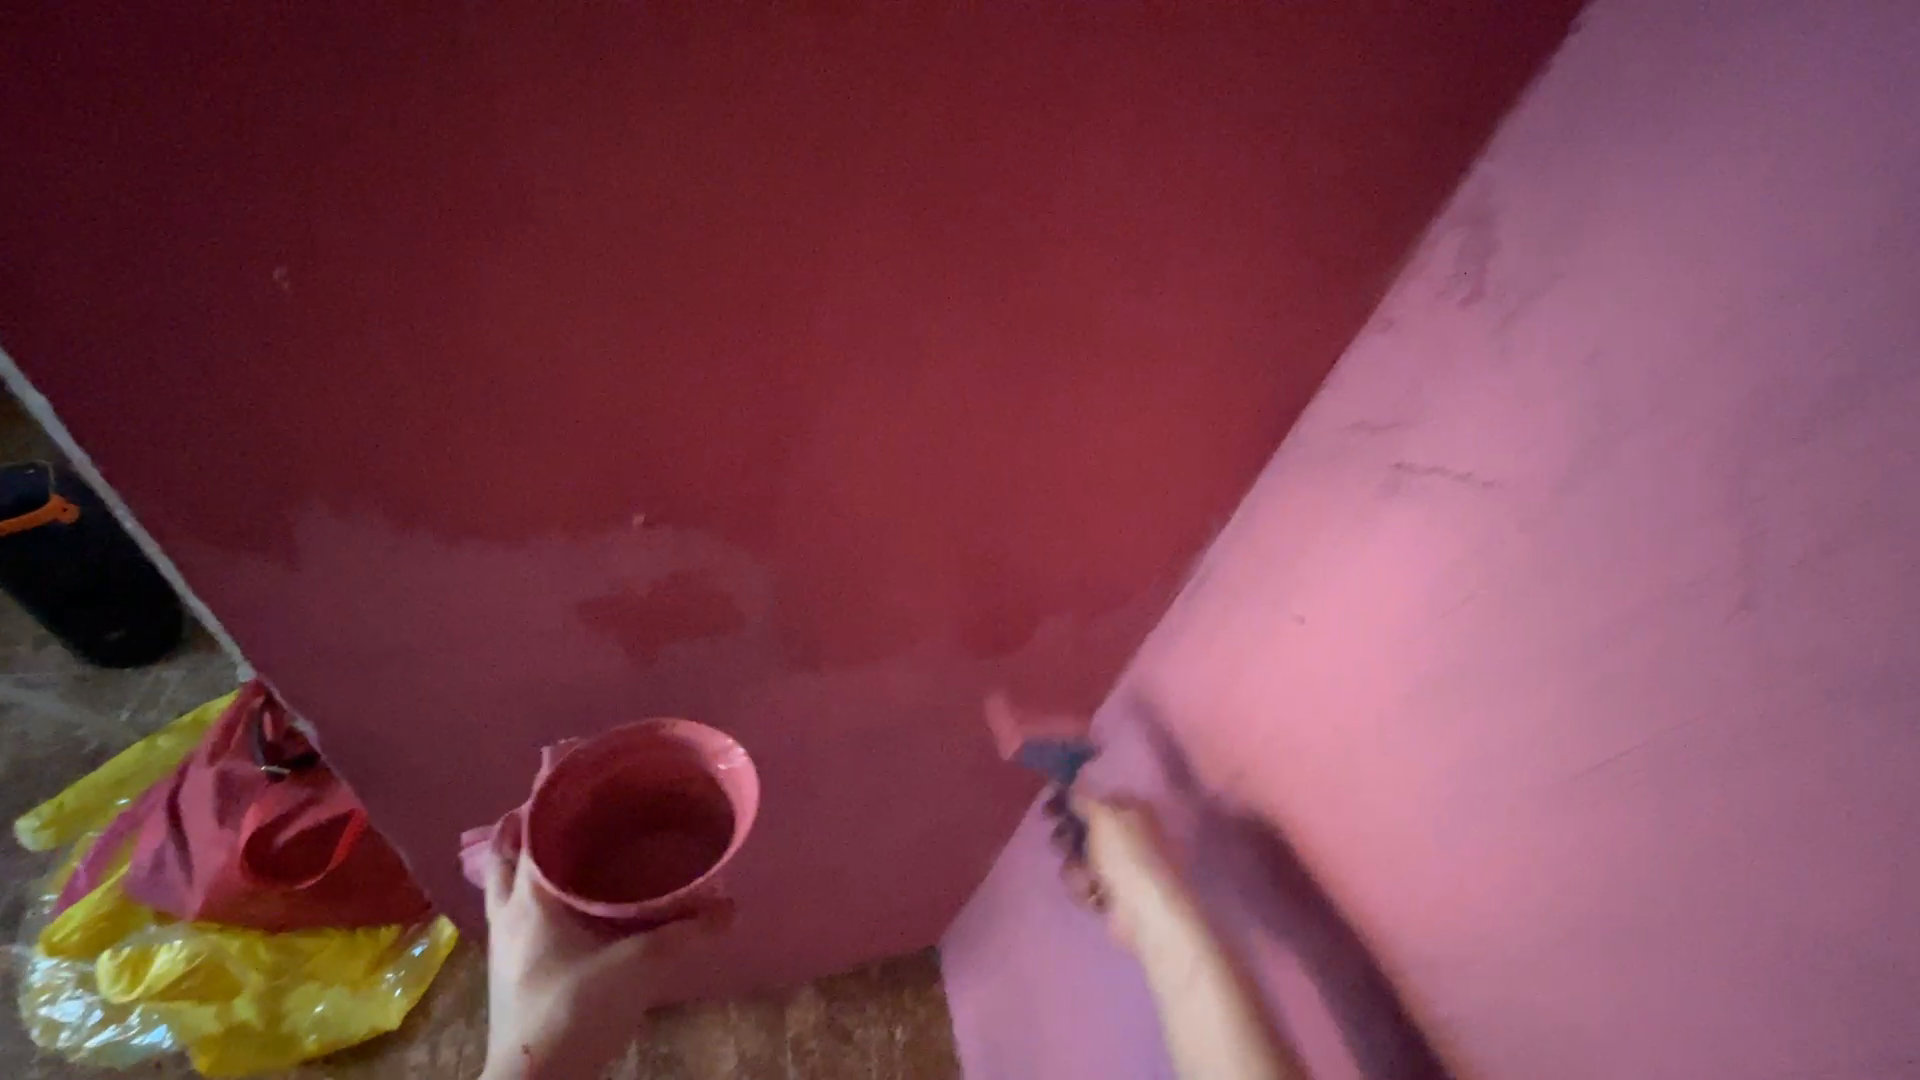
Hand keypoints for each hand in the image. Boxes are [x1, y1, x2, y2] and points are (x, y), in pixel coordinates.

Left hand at [479, 817, 731, 1079]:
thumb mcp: (639, 965)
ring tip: (559, 837)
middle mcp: (510, 912)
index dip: (544, 793)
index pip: (530, 829)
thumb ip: (687, 933)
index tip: (567, 762)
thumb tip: (732, 906)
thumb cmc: (573, 1008)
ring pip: (505, 882)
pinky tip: (564, 896)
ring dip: (525, 855)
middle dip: (527, 821)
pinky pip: (517, 909)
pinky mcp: (513, 968)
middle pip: (507, 852)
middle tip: (562, 798)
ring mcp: (506, 942)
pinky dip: (533, 889)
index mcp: (531, 897)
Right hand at [1067, 793, 1197, 952]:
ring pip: (1077, 857)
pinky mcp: (1111, 892)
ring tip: (1088, 881)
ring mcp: (1119, 864)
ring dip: (1075, 868)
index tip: (1047, 811)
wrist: (1148, 914)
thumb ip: (1081, 797)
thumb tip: (1068, 788)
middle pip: (1080, 827)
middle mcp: (1125, 832)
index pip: (1091, 796)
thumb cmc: (1127, 857)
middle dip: (1067, 839)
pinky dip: (1085, 888)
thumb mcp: (1102, 816)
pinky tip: (1095, 897)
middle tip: (1064, 846)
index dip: (1066, 801)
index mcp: (1129, 808)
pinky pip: (1083, 881)